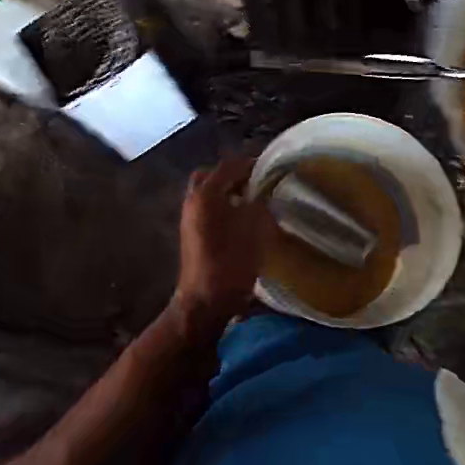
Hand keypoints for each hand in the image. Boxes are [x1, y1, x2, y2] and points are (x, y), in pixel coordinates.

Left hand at [171, 155, 269, 327]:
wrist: (206, 300)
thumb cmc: (232, 261)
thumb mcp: (255, 227)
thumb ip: (260, 202)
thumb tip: (265, 190)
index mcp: (206, 194)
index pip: (230, 166)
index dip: (253, 164)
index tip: (274, 168)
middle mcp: (193, 200)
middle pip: (212, 175)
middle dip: (235, 175)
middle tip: (257, 182)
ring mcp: (190, 217)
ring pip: (208, 192)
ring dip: (228, 190)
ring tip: (253, 200)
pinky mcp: (192, 233)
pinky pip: (208, 208)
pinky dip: (223, 205)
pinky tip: (243, 218)